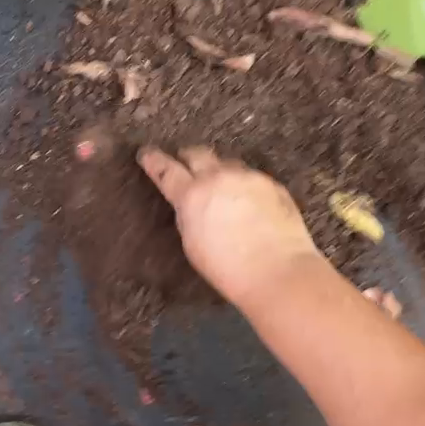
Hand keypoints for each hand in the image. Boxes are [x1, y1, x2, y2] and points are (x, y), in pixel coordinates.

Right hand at [137, 146, 328, 309]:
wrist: (278, 272)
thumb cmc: (228, 269)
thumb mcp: (192, 244)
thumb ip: (187, 215)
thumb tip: (190, 204)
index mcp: (191, 195)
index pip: (165, 169)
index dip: (153, 160)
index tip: (146, 153)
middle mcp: (218, 178)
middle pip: (197, 153)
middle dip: (187, 156)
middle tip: (184, 162)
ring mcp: (248, 178)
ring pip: (226, 163)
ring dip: (218, 170)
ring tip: (220, 186)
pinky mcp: (271, 184)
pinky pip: (250, 177)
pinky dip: (243, 184)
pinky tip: (247, 202)